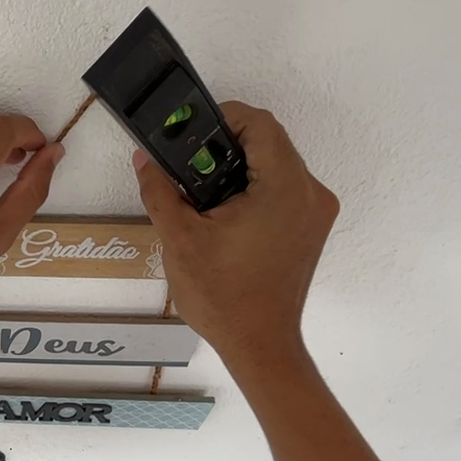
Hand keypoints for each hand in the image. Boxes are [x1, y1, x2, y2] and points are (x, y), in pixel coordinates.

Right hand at [133, 101, 337, 380]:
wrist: (258, 343)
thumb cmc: (223, 297)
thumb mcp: (179, 238)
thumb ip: (160, 190)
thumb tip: (145, 159)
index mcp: (284, 189)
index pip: (260, 124)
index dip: (222, 117)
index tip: (189, 131)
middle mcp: (310, 194)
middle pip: (269, 142)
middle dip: (224, 146)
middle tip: (187, 166)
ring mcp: (315, 211)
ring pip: (275, 165)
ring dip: (237, 168)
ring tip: (201, 195)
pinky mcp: (310, 226)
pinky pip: (281, 188)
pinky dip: (252, 189)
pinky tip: (222, 214)